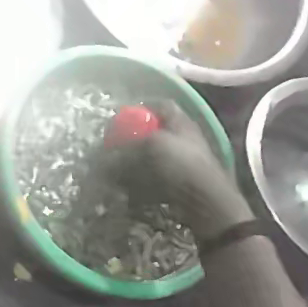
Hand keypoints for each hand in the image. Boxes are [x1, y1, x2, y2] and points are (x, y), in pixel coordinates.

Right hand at [126, 99, 255, 238]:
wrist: (205, 201)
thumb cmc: (179, 165)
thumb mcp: (149, 148)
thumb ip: (125, 149)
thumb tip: (103, 159)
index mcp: (179, 120)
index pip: (158, 105)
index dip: (137, 110)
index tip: (119, 122)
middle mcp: (183, 137)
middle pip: (153, 133)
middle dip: (132, 142)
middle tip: (114, 151)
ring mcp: (184, 162)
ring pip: (153, 158)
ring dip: (135, 165)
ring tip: (118, 175)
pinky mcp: (182, 184)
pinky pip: (156, 180)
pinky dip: (142, 184)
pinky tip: (132, 192)